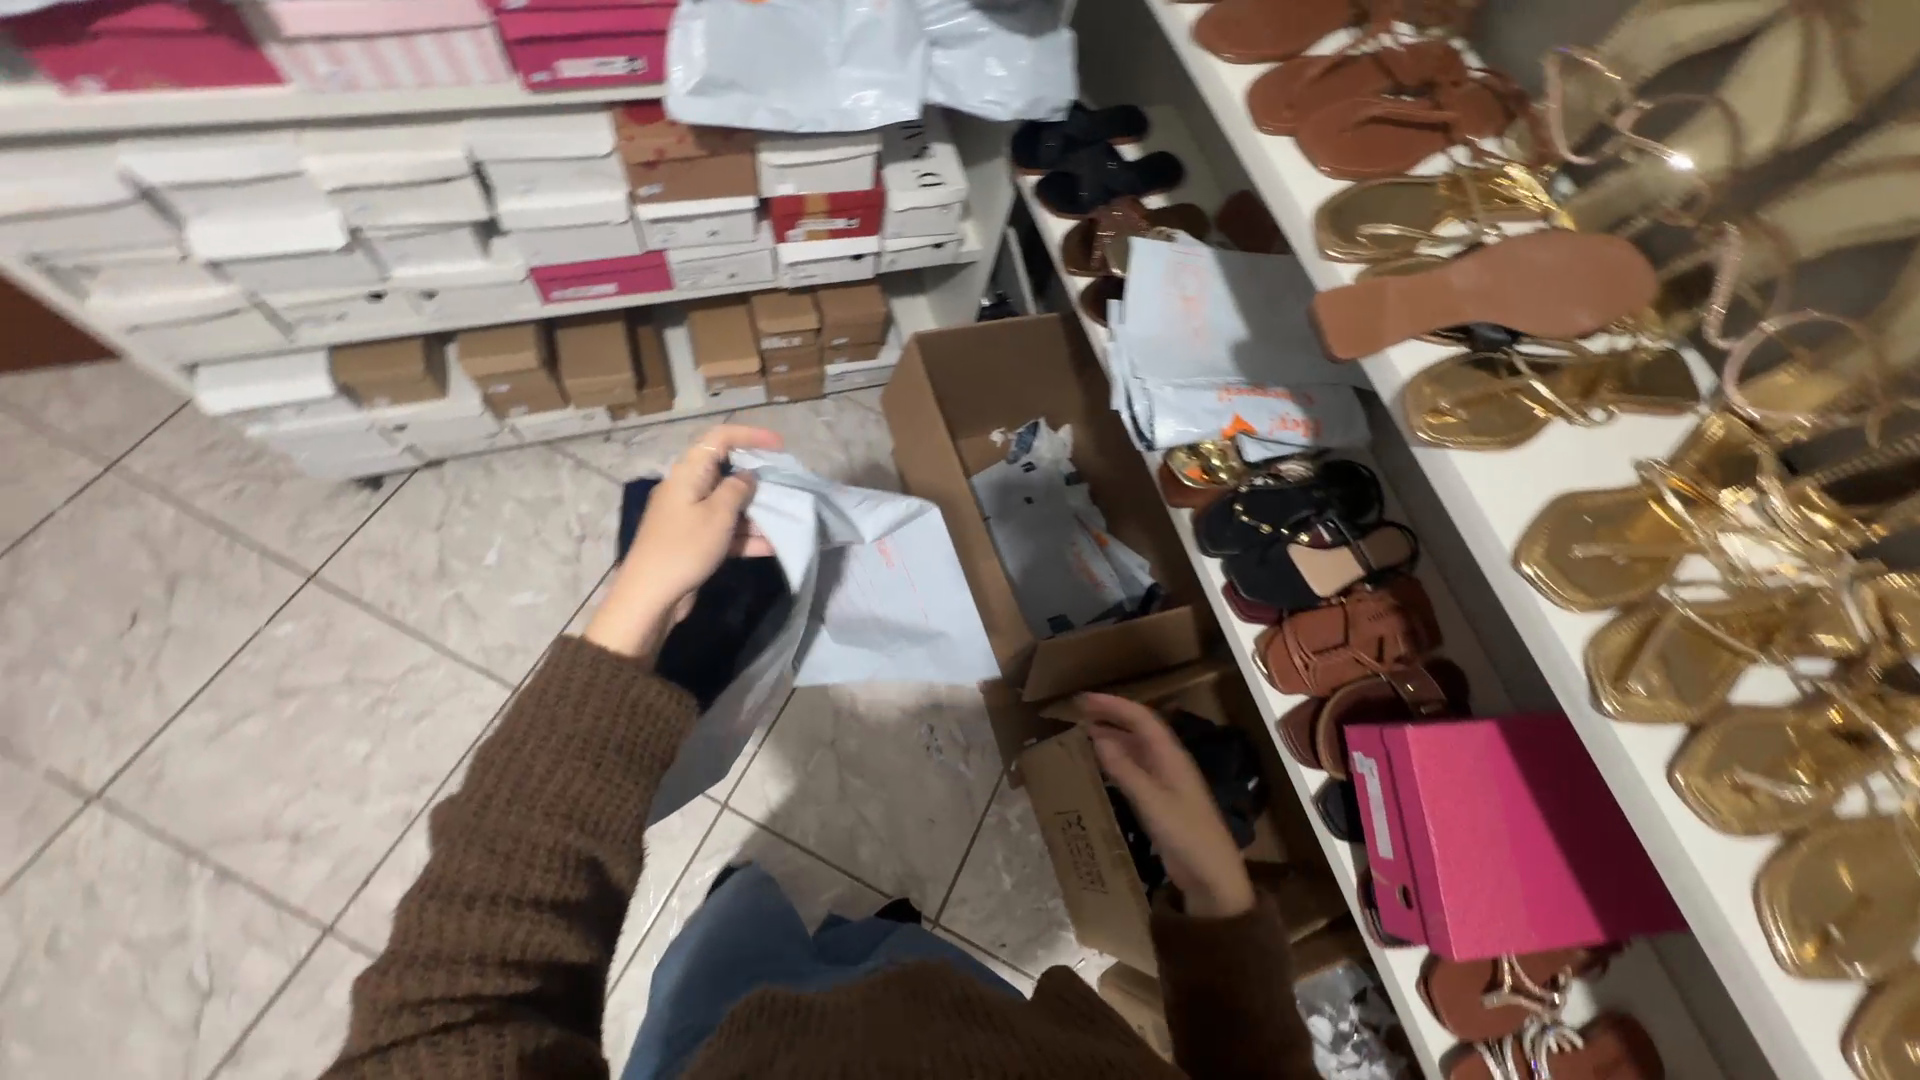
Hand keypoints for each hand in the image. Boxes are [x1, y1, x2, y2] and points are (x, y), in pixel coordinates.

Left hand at [584, 424, 782, 660]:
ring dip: (758, 511)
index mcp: (689, 473)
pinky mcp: (696, 541)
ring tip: (787, 518)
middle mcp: (689, 489)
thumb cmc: (684, 548)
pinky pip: (728, 531)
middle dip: (759, 478)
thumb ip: (737, 489)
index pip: (720, 438)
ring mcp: (692, 516)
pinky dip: (748, 536)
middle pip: (728, 471)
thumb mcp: (717, 515)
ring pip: (731, 504)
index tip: (780, 446)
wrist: (651, 597)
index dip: (751, 436)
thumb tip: (747, 476)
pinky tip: (774, 546)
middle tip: (788, 486)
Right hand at [1079, 693, 1256, 918]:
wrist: (1212, 874)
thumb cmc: (1186, 834)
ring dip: (1112, 737)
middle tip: (1078, 712)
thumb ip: (1125, 770)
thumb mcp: (1152, 802)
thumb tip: (1097, 738)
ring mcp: (1165, 780)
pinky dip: (1116, 760)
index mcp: (1171, 756)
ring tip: (1084, 733)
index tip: (1084, 700)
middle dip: (1110, 716)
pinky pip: (1134, 768)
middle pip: (1138, 729)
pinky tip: (1101, 765)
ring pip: (1135, 748)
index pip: (1140, 718)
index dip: (1113, 705)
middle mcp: (1168, 761)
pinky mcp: (1160, 799)